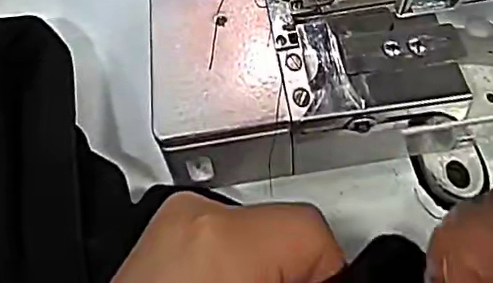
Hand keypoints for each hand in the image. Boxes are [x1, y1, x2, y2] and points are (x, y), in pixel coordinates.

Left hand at [113, 192, 346, 282]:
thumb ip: (303, 276)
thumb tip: (336, 273)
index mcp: (221, 239)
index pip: (314, 231)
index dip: (329, 272)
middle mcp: (191, 215)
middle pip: (282, 228)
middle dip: (292, 270)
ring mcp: (169, 223)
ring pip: (251, 233)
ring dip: (262, 267)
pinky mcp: (156, 239)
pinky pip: (216, 240)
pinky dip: (230, 266)